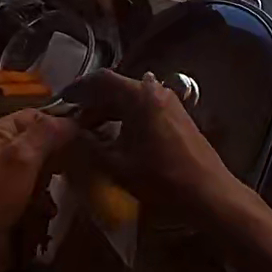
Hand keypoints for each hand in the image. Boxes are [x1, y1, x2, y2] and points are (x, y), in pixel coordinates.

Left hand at [0, 109, 77, 262]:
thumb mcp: (23, 157)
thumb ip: (47, 133)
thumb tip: (73, 119)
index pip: (30, 116)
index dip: (56, 124)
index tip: (80, 138)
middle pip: (32, 144)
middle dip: (52, 159)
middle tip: (67, 169)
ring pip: (32, 171)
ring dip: (46, 184)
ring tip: (52, 199)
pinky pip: (25, 194)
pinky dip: (36, 202)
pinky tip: (43, 213)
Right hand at [62, 70, 240, 219]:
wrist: (209, 193)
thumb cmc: (162, 178)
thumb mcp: (117, 165)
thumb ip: (88, 146)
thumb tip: (68, 134)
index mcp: (140, 96)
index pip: (102, 79)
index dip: (79, 87)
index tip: (62, 99)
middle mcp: (155, 91)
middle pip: (117, 87)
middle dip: (93, 102)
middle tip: (73, 119)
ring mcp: (169, 101)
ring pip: (131, 97)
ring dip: (109, 109)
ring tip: (90, 130)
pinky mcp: (177, 115)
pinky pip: (144, 106)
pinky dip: (126, 115)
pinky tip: (116, 135)